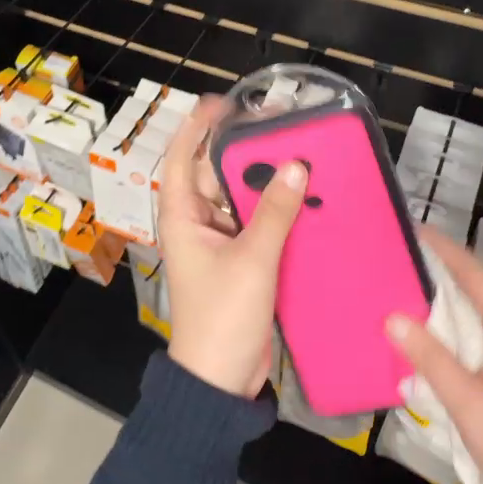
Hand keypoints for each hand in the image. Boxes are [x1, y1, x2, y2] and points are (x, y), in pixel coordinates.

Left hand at [159, 97, 309, 397]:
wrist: (221, 380)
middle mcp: (197, 223)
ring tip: (294, 150)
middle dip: (241, 149)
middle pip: (215, 174)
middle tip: (275, 122)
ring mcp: (218, 242)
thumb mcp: (252, 260)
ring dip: (261, 179)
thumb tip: (295, 165)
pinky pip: (254, 223)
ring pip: (238, 198)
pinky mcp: (240, 261)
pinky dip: (273, 209)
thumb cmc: (223, 314)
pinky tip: (301, 194)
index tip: (220, 102)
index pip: (181, 159)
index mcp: (183, 217)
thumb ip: (274, 212)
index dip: (196, 128)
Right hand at [387, 230, 482, 483]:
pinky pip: (475, 336)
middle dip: (433, 270)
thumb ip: (432, 359)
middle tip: (390, 256)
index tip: (406, 227)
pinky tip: (420, 331)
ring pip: (473, 313)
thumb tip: (392, 316)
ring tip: (395, 284)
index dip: (441, 248)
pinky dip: (447, 328)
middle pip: (473, 288)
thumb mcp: (472, 407)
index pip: (474, 274)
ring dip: (438, 301)